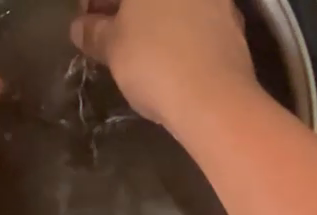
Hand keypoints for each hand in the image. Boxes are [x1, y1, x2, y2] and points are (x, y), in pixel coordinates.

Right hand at [69, 0, 255, 127]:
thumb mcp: (113, 48)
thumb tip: (80, 28)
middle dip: (126, 11)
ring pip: (176, 7)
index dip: (96, 4)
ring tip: (140, 52)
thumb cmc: (155, 63)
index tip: (88, 24)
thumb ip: (94, 33)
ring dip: (154, 22)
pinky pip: (198, 24)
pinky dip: (180, 36)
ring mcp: (218, 0)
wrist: (216, 102)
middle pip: (147, 0)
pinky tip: (172, 61)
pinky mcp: (236, 27)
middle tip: (111, 38)